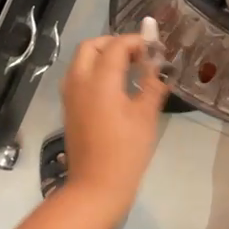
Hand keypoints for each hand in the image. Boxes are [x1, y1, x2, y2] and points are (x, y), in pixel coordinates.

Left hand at [59, 34, 168, 219]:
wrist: (96, 186)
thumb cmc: (126, 151)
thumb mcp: (146, 116)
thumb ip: (152, 84)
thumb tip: (159, 66)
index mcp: (100, 79)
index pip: (117, 45)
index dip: (137, 42)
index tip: (155, 50)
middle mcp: (79, 81)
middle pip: (91, 46)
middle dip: (114, 44)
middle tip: (137, 56)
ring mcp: (70, 96)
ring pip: (81, 61)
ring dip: (101, 57)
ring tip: (127, 70)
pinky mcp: (68, 109)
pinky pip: (77, 78)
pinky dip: (93, 72)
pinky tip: (114, 89)